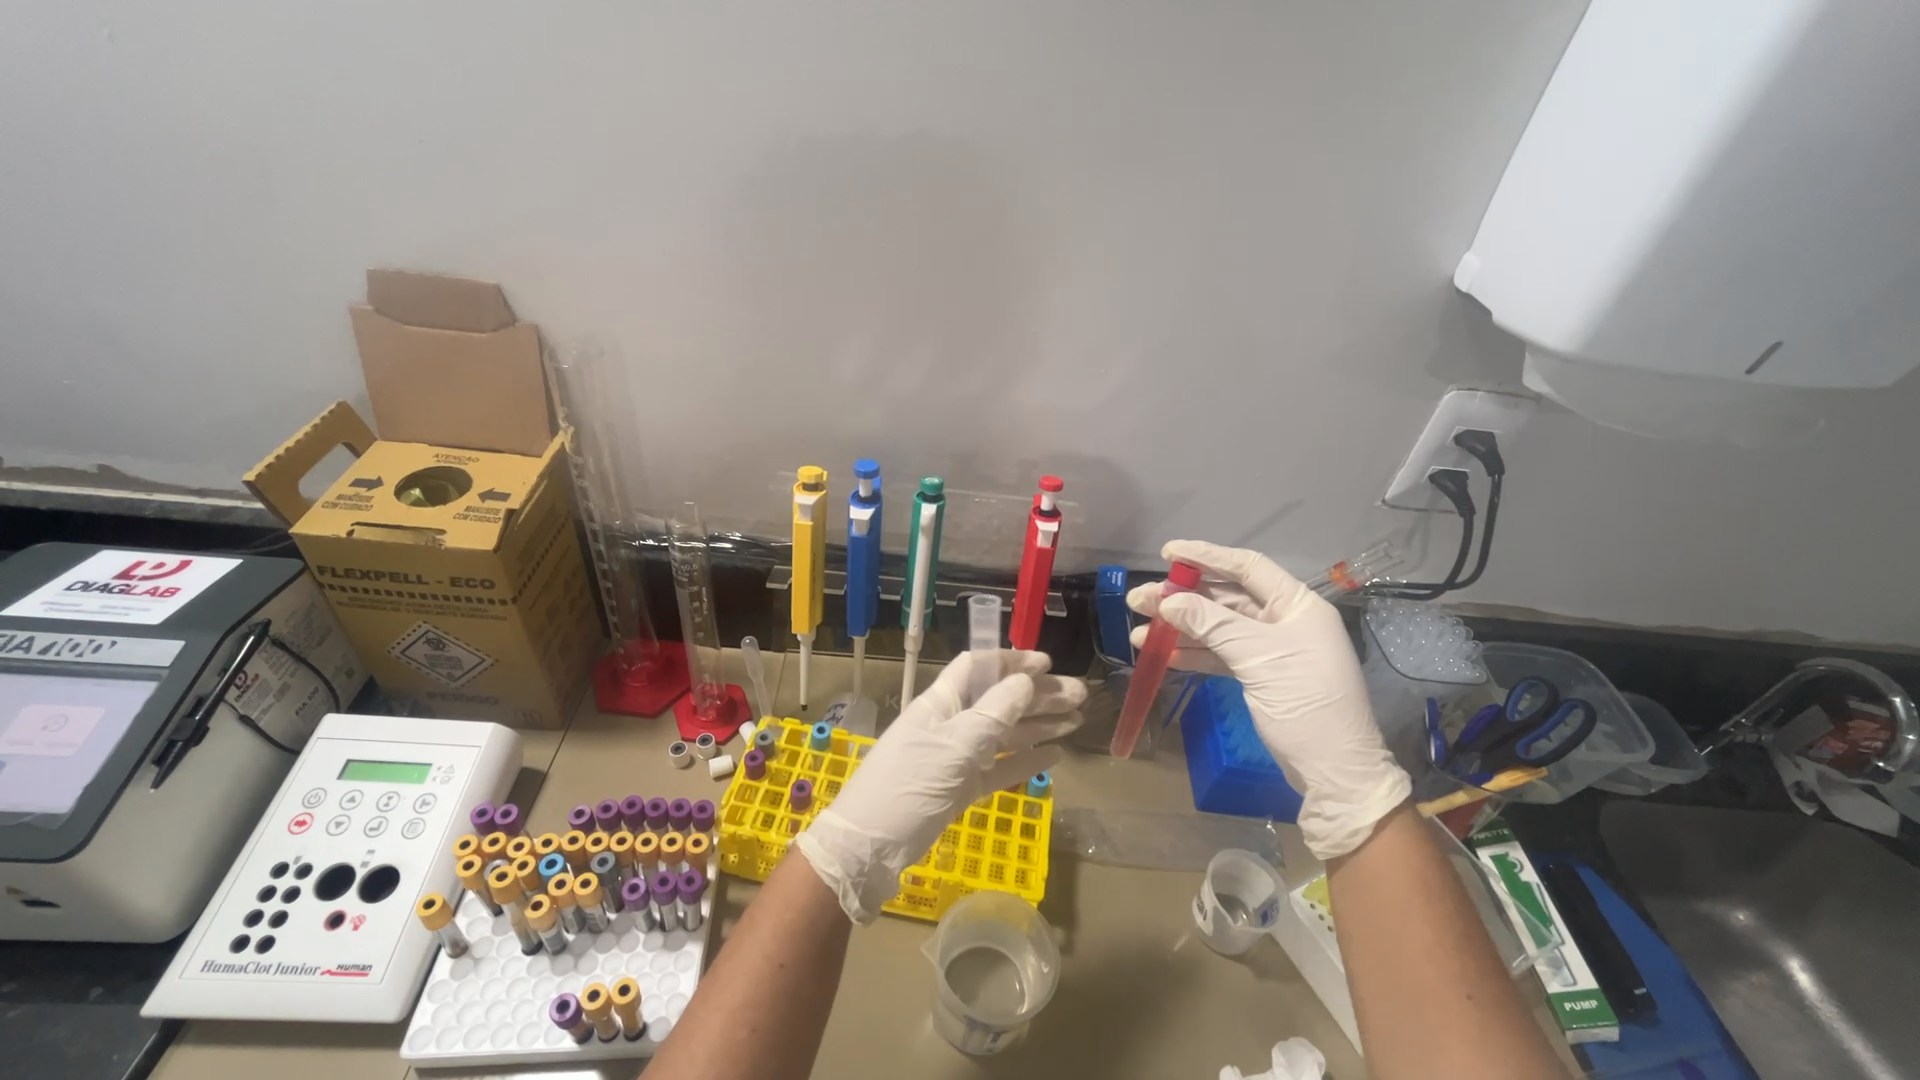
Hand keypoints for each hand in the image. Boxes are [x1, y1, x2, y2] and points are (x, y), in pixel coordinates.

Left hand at [794, 650, 1085, 922]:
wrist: (868, 848)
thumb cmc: (907, 787)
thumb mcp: (954, 747)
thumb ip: (993, 714)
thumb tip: (1026, 681)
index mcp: (941, 704)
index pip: (979, 668)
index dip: (1012, 662)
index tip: (1048, 663)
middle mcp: (950, 724)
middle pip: (999, 700)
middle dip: (1038, 695)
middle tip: (1079, 695)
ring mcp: (955, 757)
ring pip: (1003, 734)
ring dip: (1038, 724)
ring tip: (1076, 720)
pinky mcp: (959, 789)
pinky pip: (998, 768)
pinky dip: (1025, 760)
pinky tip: (1054, 755)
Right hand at [1128, 540, 1408, 860]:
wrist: (1334, 771)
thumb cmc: (1306, 704)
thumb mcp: (1259, 659)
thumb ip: (1212, 625)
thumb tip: (1168, 601)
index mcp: (1297, 605)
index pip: (1247, 567)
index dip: (1206, 557)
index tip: (1168, 553)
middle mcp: (1285, 621)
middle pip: (1226, 598)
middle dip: (1182, 598)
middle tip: (1139, 600)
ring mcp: (1272, 650)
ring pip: (1218, 629)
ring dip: (1180, 629)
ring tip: (1139, 631)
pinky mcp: (1260, 677)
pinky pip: (1220, 656)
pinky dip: (1192, 655)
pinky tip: (1160, 655)